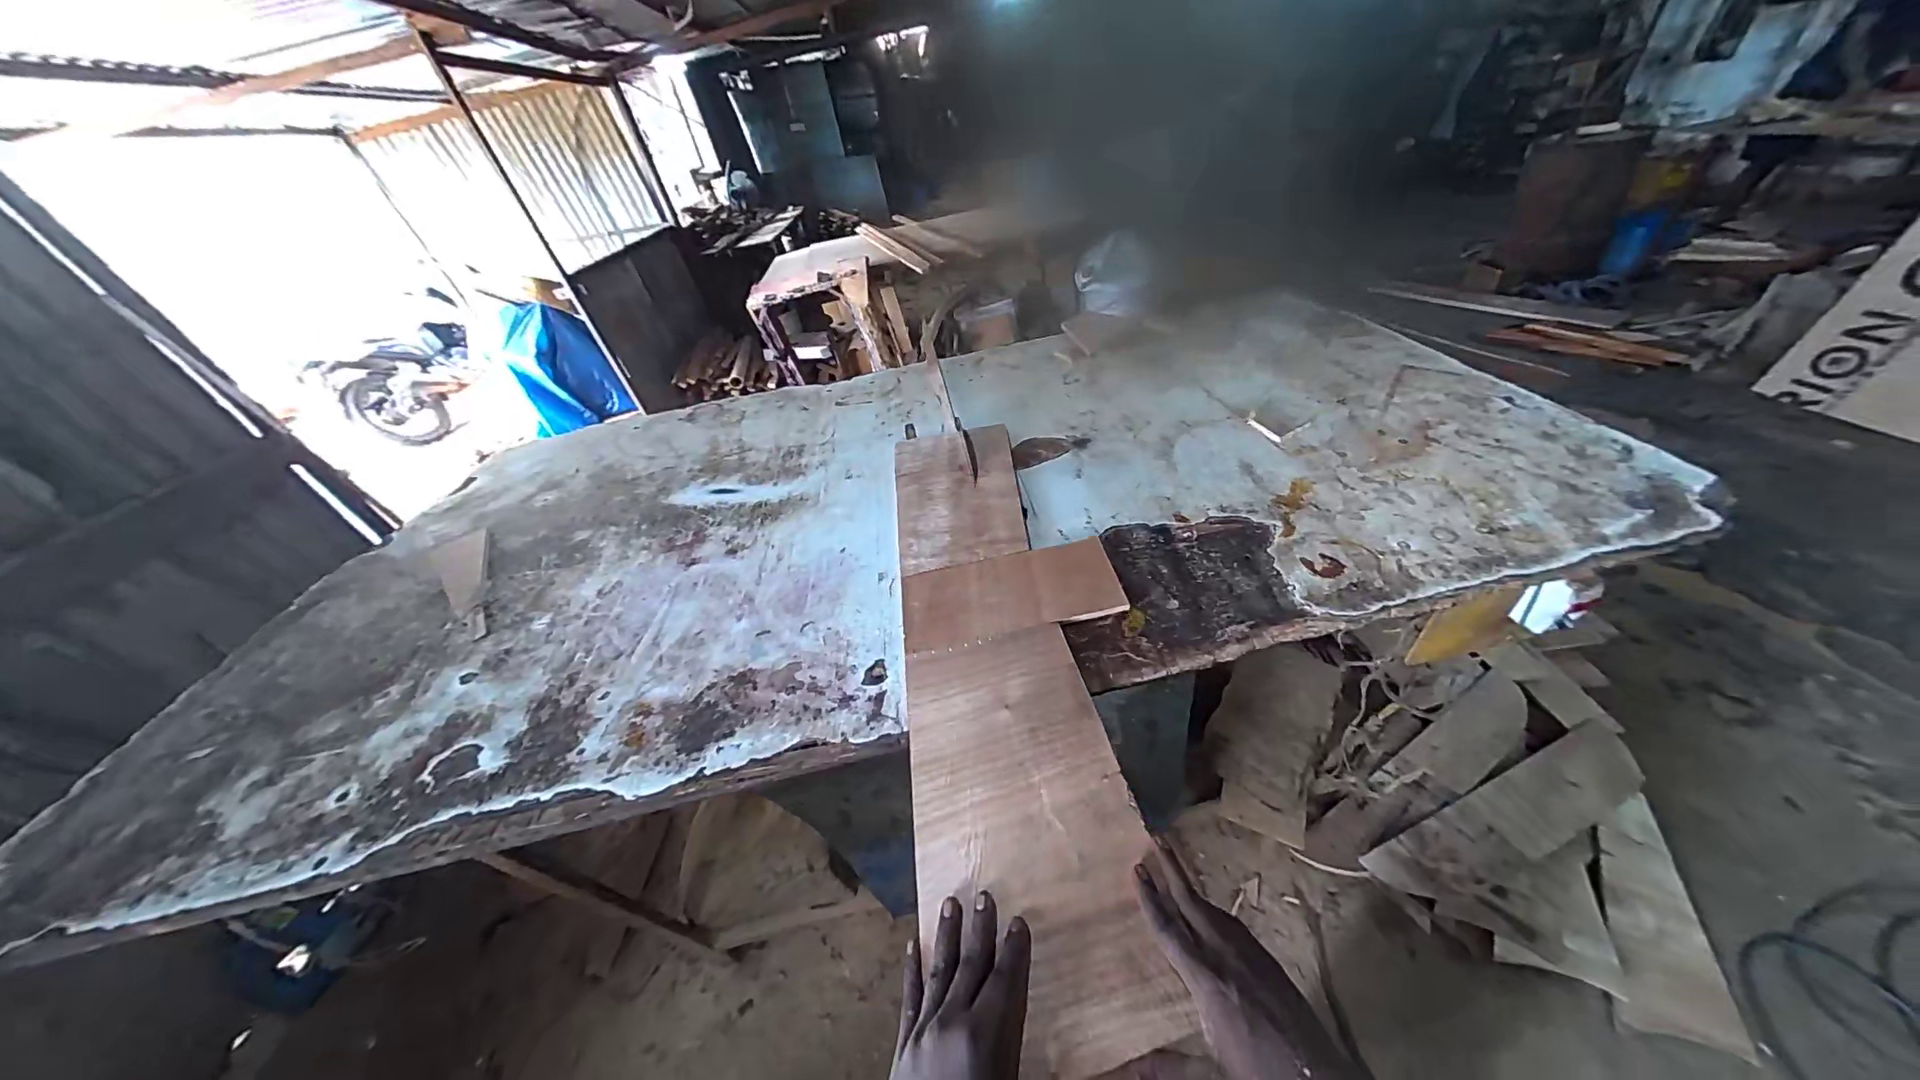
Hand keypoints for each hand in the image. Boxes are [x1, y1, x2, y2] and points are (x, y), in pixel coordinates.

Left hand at [892, 892, 1031, 1079]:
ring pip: (939, 971)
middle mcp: (952, 1022)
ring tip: (950, 904)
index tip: (1018, 921)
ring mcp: (923, 1031)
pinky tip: (912, 945)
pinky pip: (910, 998)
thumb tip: (1033, 1011)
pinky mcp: (903, 1045)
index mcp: (984, 1034)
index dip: (1014, 951)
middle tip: (983, 896)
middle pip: (970, 965)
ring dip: (946, 935)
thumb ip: (1016, 1036)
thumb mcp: (1011, 1078)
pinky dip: (912, 970)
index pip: (1004, 980)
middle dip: (980, 929)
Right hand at [1135, 843, 1366, 1079]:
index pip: (1170, 931)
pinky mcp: (1270, 964)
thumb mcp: (1212, 1073)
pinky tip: (1210, 912)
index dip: (1150, 900)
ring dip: (1191, 887)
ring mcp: (1252, 958)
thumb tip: (1121, 1071)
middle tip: (1154, 839)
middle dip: (1171, 871)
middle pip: (1192, 905)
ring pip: (1214, 912)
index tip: (1136, 870)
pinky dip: (1212, 908)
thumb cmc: (1261, 1076)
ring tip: (1174, 867)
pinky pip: (1233, 924)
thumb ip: (1168, 1067)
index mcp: (1208, 982)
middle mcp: (1227, 960)